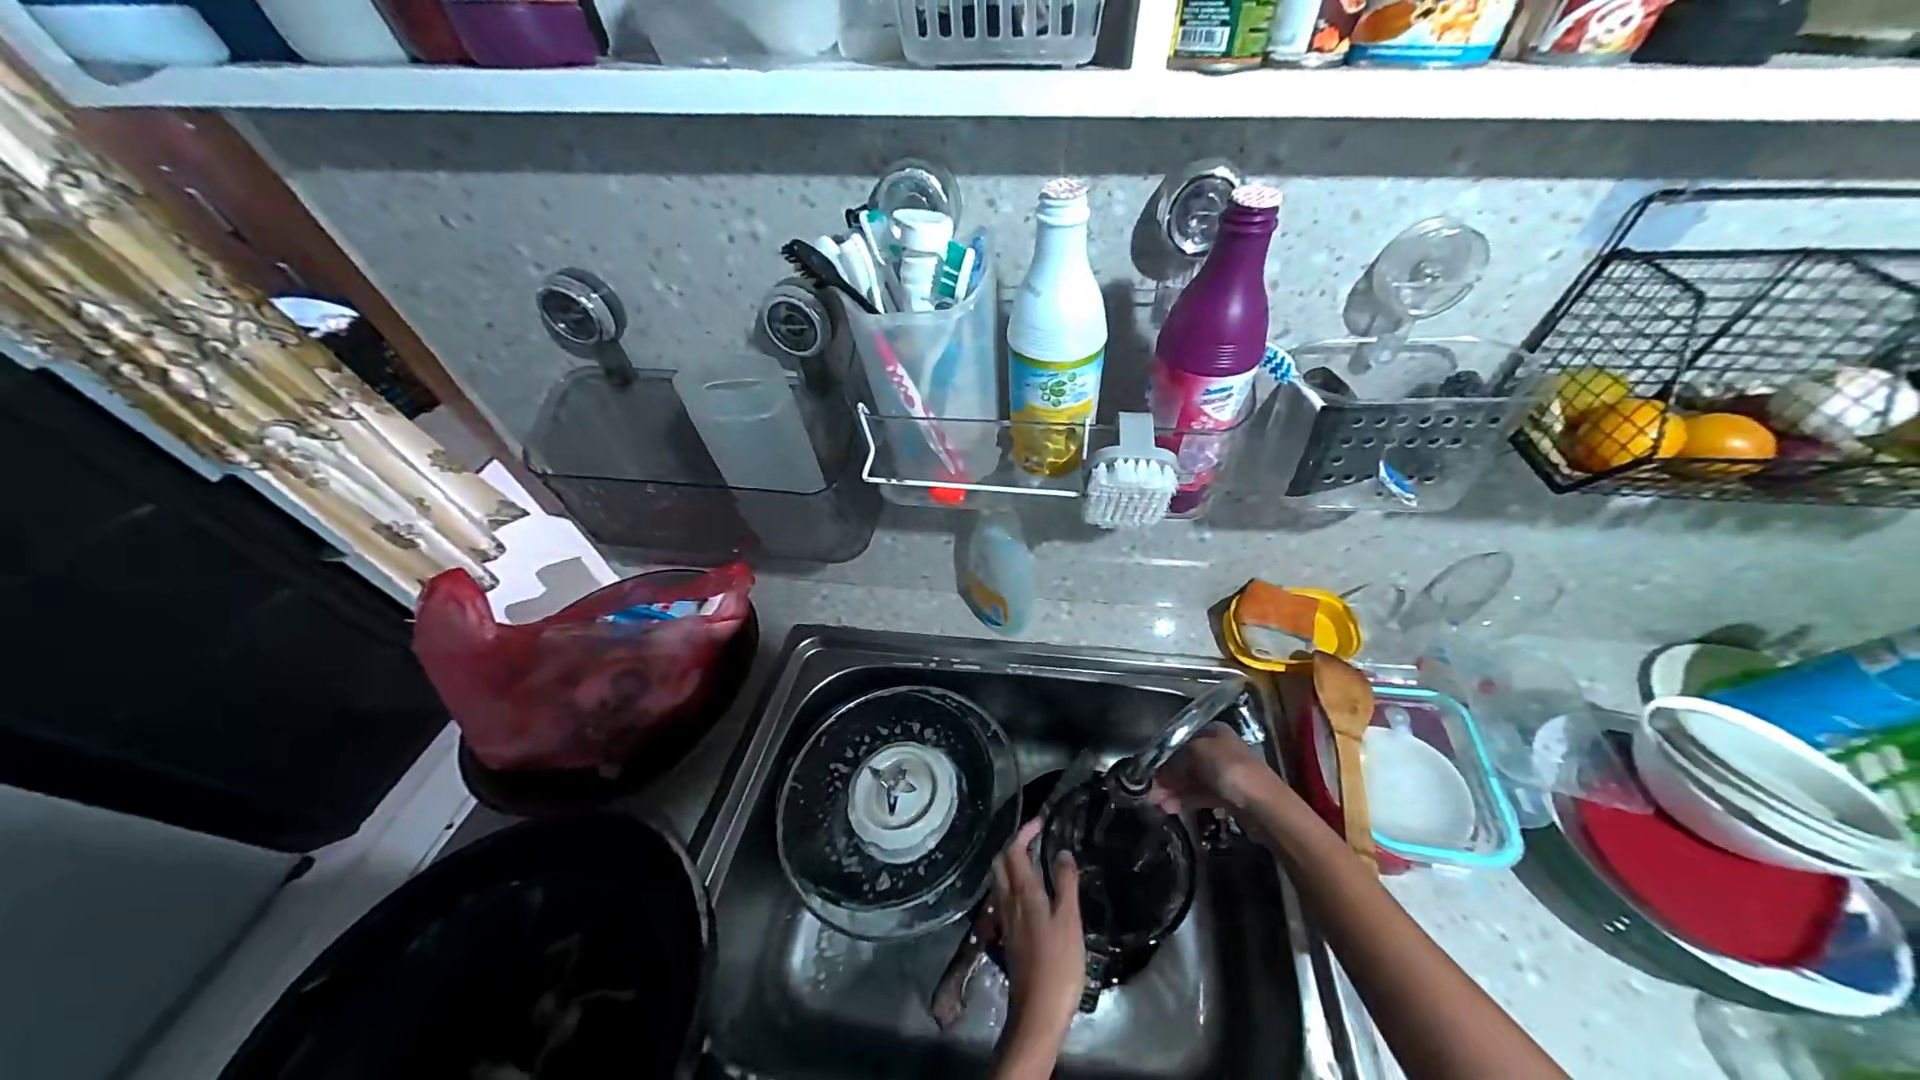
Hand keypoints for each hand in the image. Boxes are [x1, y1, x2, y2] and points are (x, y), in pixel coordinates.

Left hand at [991, 818, 1083, 1052]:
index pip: (1013, 851)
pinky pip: (1004, 895)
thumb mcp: (1069, 920)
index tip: (1040, 821)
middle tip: (1035, 837)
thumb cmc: (1058, 964)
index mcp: (1022, 893)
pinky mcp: (1008, 933)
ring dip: (1011, 862)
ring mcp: (1005, 918)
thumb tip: (1062, 851)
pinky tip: (1031, 891)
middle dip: (1013, 843)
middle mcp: (1007, 900)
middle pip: (1000, 862)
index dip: (1024, 832)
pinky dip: (1014, 881)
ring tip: (1034, 858)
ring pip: (1000, 879)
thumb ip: (1065, 883)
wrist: (1037, 1010)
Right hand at [1146, 724, 1278, 815]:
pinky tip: (1170, 809)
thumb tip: (1158, 769)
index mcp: (1213, 731)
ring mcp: (1223, 774)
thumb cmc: (1229, 769)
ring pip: (1190, 780)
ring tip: (1156, 804)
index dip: (1162, 753)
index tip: (1146, 768)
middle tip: (1148, 792)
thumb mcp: (1196, 751)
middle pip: (1184, 761)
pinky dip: (1184, 800)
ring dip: (1172, 790)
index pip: (1180, 738)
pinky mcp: (1227, 796)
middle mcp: (1218, 749)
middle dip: (1165, 776)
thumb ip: (1174, 757)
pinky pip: (1199, 795)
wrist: (1264, 805)